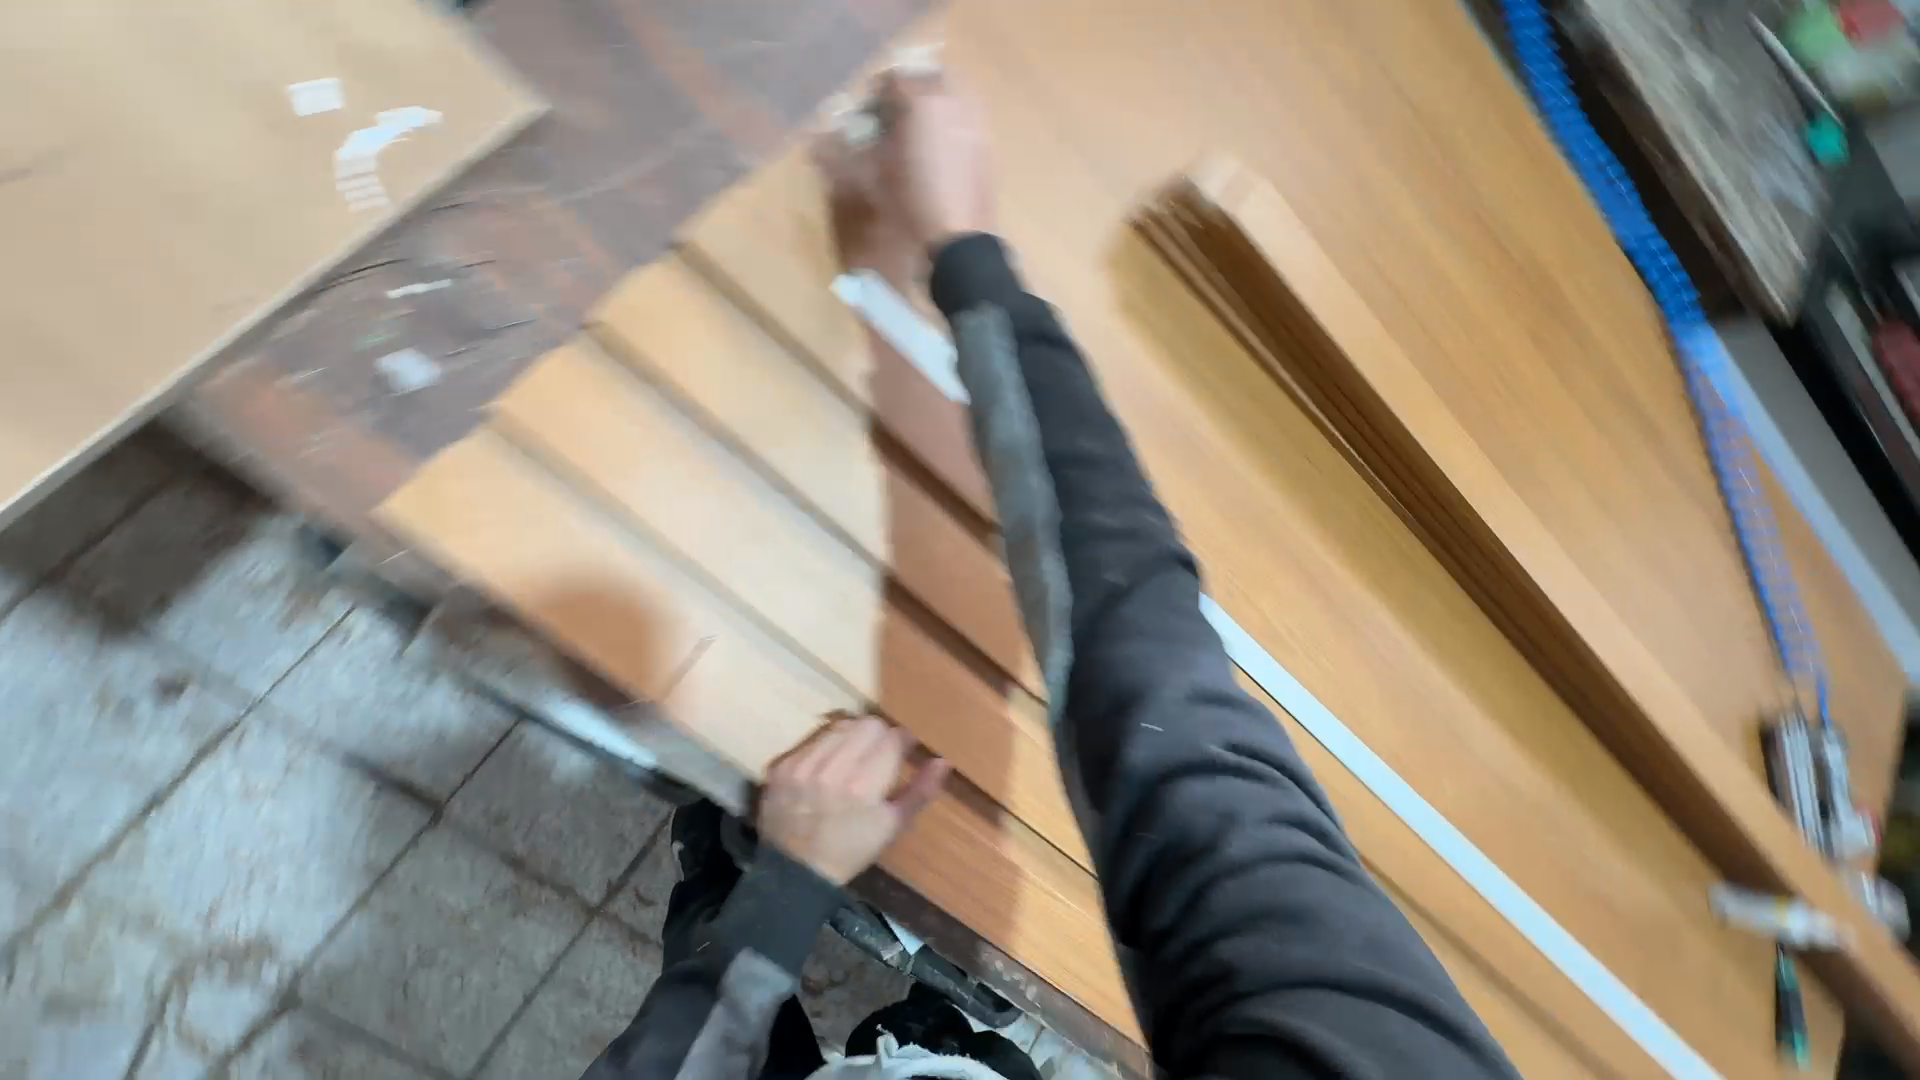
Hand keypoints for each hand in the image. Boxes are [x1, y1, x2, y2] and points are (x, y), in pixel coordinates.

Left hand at [757, 713, 951, 884]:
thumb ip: (920, 791)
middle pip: (868, 724)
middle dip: (879, 734)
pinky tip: (828, 766)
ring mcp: (803, 765)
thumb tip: (944, 761)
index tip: (904, 749)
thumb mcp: (892, 826)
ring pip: (841, 725)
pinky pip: (814, 739)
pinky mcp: (783, 765)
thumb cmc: (851, 850)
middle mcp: (832, 768)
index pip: (893, 737)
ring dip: (853, 736)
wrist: (795, 872)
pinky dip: (827, 746)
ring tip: (853, 757)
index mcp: (863, 785)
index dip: (903, 740)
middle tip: (879, 753)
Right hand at [813, 64, 994, 273]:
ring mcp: (973, 118)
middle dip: (905, 95)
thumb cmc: (911, 207)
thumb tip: (815, 143)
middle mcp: (950, 98)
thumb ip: (843, 153)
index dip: (874, 98)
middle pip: (922, 78)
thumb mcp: (872, 179)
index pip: (891, 79)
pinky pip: (963, 115)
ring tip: (914, 136)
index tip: (866, 118)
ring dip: (928, 106)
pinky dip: (947, 122)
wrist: (959, 240)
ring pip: (947, 93)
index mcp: (920, 99)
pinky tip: (937, 152)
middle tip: (891, 123)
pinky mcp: (986, 140)